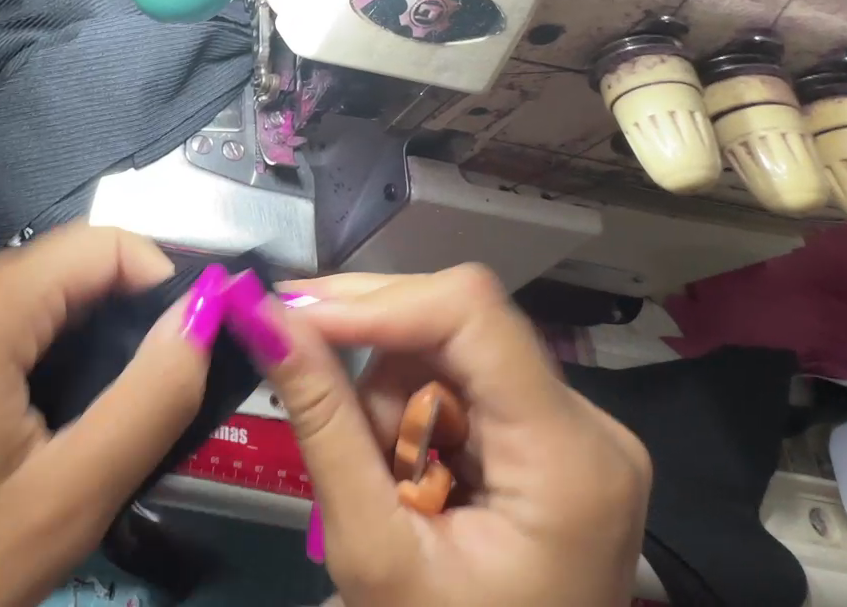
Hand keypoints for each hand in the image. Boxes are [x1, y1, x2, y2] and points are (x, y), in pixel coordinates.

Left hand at [0, 226, 216, 606]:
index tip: (192, 343)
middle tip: (140, 405)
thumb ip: (150, 399)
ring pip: (24, 295)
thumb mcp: (66, 498)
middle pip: (62, 271)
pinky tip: (20, 422)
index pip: (103, 245)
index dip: (161, 283)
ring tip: (81, 424)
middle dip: (116, 320)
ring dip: (71, 341)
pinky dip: (22, 350)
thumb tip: (200, 317)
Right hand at [257, 265, 650, 606]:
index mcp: (567, 458)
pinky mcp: (546, 439)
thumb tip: (261, 316)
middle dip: (369, 349)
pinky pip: (455, 376)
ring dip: (382, 388)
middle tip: (300, 379)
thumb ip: (321, 419)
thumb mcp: (372, 546)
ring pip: (445, 344)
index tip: (290, 317)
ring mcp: (571, 430)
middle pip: (457, 319)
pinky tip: (395, 465)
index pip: (470, 312)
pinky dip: (403, 406)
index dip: (374, 300)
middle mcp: (586, 424)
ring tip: (373, 469)